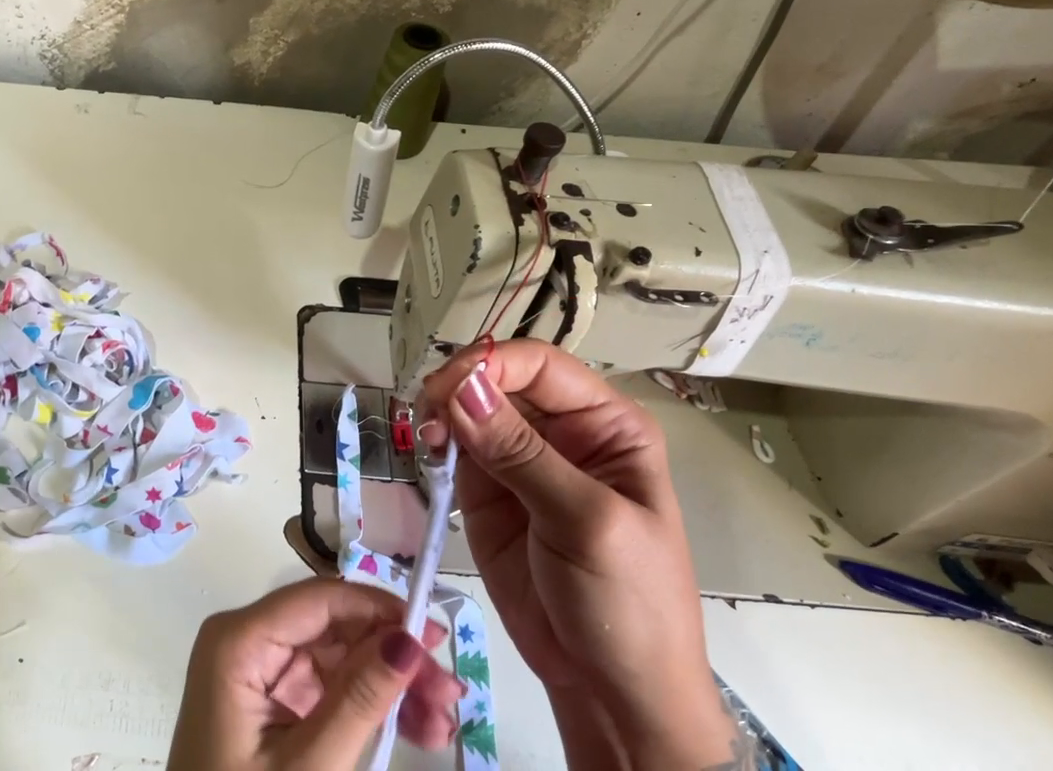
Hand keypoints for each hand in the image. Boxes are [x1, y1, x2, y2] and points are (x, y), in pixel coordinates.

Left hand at [168, 578, 465, 770]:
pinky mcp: (272, 699)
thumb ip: (360, 699)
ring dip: (391, 684)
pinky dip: (370, 704)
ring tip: (443, 721)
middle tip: (451, 693)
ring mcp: (259, 669)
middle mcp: (247, 640)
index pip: (320, 600)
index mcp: (239, 641)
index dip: (381, 609)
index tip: (437, 638)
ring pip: (340, 655)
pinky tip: (415, 728)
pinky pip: (330, 686)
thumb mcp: (309, 765)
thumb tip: (409, 640)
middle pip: (334, 626)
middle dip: (394, 655)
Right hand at [420, 340, 736, 769]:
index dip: (493, 365)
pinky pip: (454, 450)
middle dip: (458, 388)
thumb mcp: (585, 521)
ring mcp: (520, 462)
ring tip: (424, 438)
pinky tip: (426, 453)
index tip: (447, 388)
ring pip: (469, 411)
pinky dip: (434, 444)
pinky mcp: (486, 493)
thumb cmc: (627, 602)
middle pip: (499, 381)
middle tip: (425, 415)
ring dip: (440, 413)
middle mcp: (562, 432)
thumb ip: (521, 453)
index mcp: (606, 425)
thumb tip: (461, 386)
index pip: (541, 367)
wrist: (610, 687)